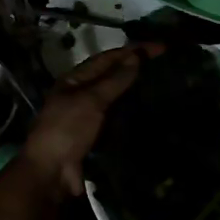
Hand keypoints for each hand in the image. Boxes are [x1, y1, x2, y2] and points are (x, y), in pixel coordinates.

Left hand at [20, 45, 161, 199]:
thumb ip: (114, 79)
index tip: (161, 48)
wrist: (52, 171)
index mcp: (73, 81)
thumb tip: (135, 56)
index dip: (132, 51)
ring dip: (137, 92)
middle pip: (112, 77)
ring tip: (166, 86)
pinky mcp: (97, 137)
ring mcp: (88, 117)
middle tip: (167, 65)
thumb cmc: (67, 129)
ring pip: (116, 99)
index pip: (106, 59)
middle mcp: (80, 95)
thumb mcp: (90, 100)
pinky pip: (118, 120)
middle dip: (136, 69)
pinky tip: (152, 112)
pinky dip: (133, 115)